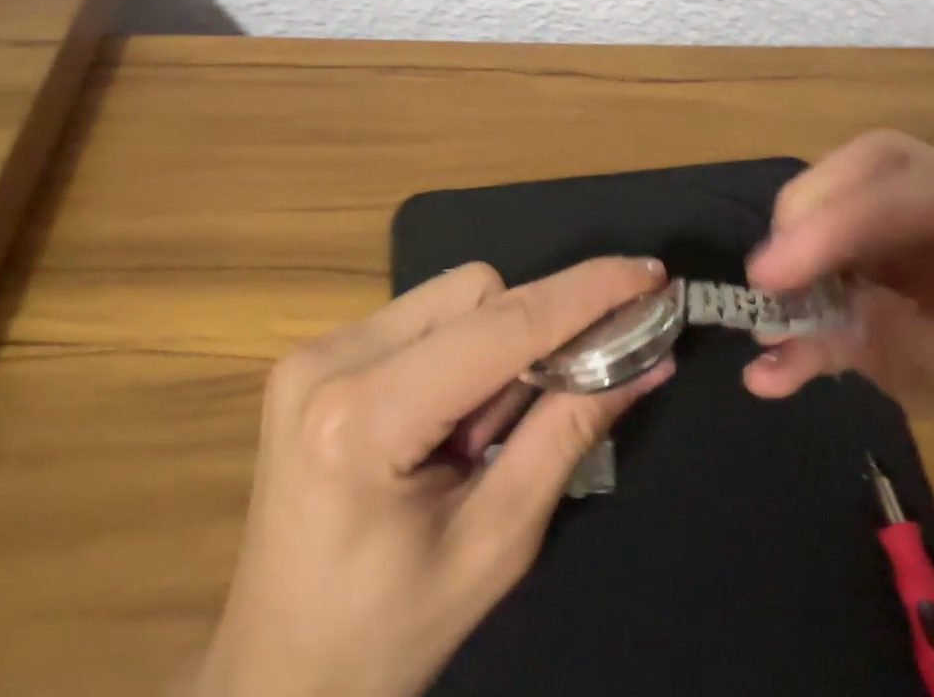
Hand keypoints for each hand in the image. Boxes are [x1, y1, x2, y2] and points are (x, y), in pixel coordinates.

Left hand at [193, 258, 673, 696]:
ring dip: (497, 345)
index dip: (586, 295)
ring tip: (481, 435)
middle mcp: (327, 361)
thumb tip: (646, 360)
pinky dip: (461, 353)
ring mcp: (310, 354)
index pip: (502, 327)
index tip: (652, 276)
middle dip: (535, 333)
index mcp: (364, 417)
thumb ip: (568, 435)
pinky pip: (419, 321)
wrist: (281, 668)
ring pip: (449, 298)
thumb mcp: (498, 541)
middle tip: (546, 411)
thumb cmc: (391, 628)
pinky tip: (450, 422)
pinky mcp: (311, 361)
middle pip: (474, 293)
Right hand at [744, 131, 933, 582]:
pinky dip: (832, 319)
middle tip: (765, 285)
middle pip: (896, 175)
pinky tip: (787, 365)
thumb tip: (828, 315)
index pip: (931, 192)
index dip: (839, 223)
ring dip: (814, 268)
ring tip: (764, 332)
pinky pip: (882, 289)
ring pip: (875, 227)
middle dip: (819, 217)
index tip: (768, 279)